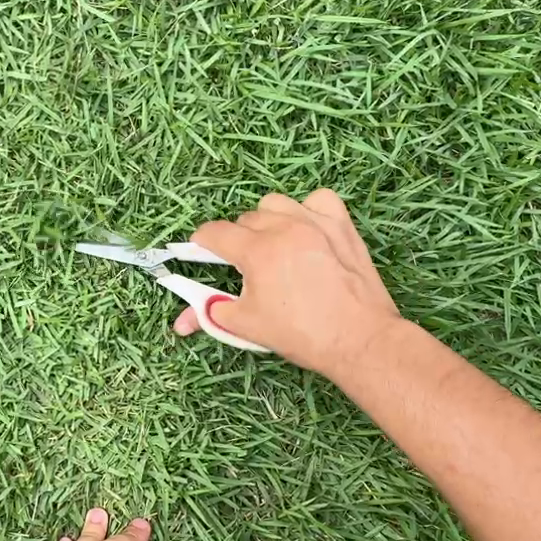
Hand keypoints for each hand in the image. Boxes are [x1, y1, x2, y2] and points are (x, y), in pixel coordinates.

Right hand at [175, 189, 401, 375]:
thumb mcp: (245, 325)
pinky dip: (307, 210)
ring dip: (266, 221)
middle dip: (236, 239)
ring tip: (271, 245)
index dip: (200, 243)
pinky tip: (305, 231)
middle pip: (244, 219)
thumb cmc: (300, 334)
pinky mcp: (342, 226)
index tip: (199, 252)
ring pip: (275, 204)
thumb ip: (208, 314)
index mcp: (257, 251)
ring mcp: (316, 223)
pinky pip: (318, 200)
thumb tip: (181, 323)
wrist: (359, 339)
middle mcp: (284, 228)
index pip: (214, 233)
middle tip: (242, 266)